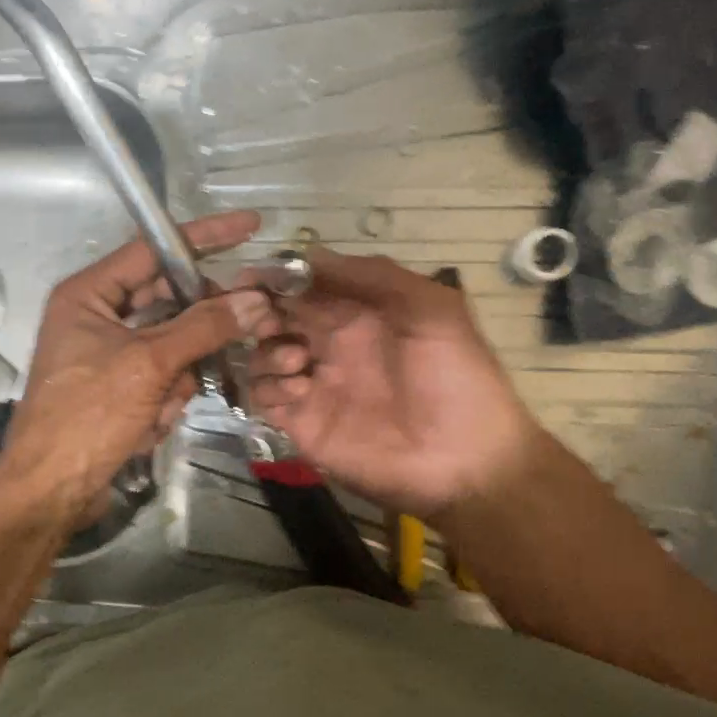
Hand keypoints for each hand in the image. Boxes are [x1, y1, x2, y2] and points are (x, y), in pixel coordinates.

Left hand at [0, 210, 268, 525]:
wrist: (51, 489)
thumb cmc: (87, 416)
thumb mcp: (147, 365)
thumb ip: (203, 327)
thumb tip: (255, 300)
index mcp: (87, 294)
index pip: (153, 248)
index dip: (204, 237)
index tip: (250, 227)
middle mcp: (94, 317)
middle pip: (168, 302)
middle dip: (193, 334)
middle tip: (239, 332)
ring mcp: (105, 357)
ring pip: (171, 347)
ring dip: (174, 381)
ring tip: (157, 408)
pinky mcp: (116, 392)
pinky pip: (160, 381)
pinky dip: (161, 404)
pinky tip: (146, 428)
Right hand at [244, 249, 539, 520]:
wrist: (463, 460)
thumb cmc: (456, 378)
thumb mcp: (432, 308)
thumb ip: (373, 276)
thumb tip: (307, 256)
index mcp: (360, 314)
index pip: (304, 287)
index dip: (276, 278)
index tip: (253, 278)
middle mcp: (330, 345)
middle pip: (275, 319)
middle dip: (261, 313)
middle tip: (264, 320)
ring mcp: (314, 386)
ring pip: (263, 357)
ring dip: (267, 352)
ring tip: (299, 363)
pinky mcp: (302, 424)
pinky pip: (265, 398)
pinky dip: (269, 388)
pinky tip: (299, 391)